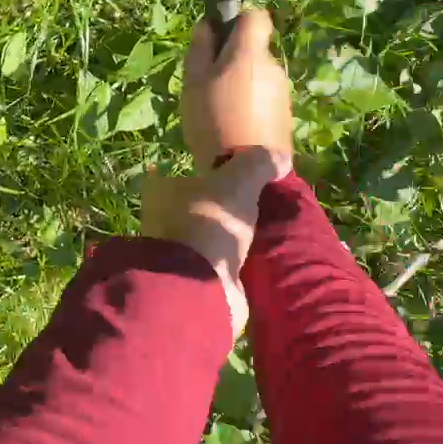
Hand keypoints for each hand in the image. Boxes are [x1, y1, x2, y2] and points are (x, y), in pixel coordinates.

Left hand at [140, 147, 289, 335]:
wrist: (199, 286)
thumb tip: (280, 157)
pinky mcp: (192, 284)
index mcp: (162, 191)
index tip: (238, 182)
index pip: (186, 177)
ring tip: (264, 237)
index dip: (211, 177)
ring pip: (209, 241)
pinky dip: (235, 266)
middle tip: (258, 210)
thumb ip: (258, 163)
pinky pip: (218, 268)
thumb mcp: (238, 180)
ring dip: (231, 241)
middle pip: (199, 210)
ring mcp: (175, 256)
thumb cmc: (210, 221)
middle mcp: (161, 222)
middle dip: (224, 212)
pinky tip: (258, 264)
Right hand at [181, 9, 293, 167]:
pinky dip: (251, 104)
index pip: (256, 17)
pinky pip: (265, 98)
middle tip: (209, 84)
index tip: (220, 40)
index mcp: (249, 54)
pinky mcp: (286, 116)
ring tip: (219, 111)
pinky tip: (234, 126)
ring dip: (242, 85)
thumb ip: (200, 50)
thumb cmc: (212, 120)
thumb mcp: (193, 83)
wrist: (246, 170)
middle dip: (234, 60)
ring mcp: (282, 92)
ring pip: (259, 76)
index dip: (237, 22)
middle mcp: (272, 67)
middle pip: (254, 51)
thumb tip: (206, 25)